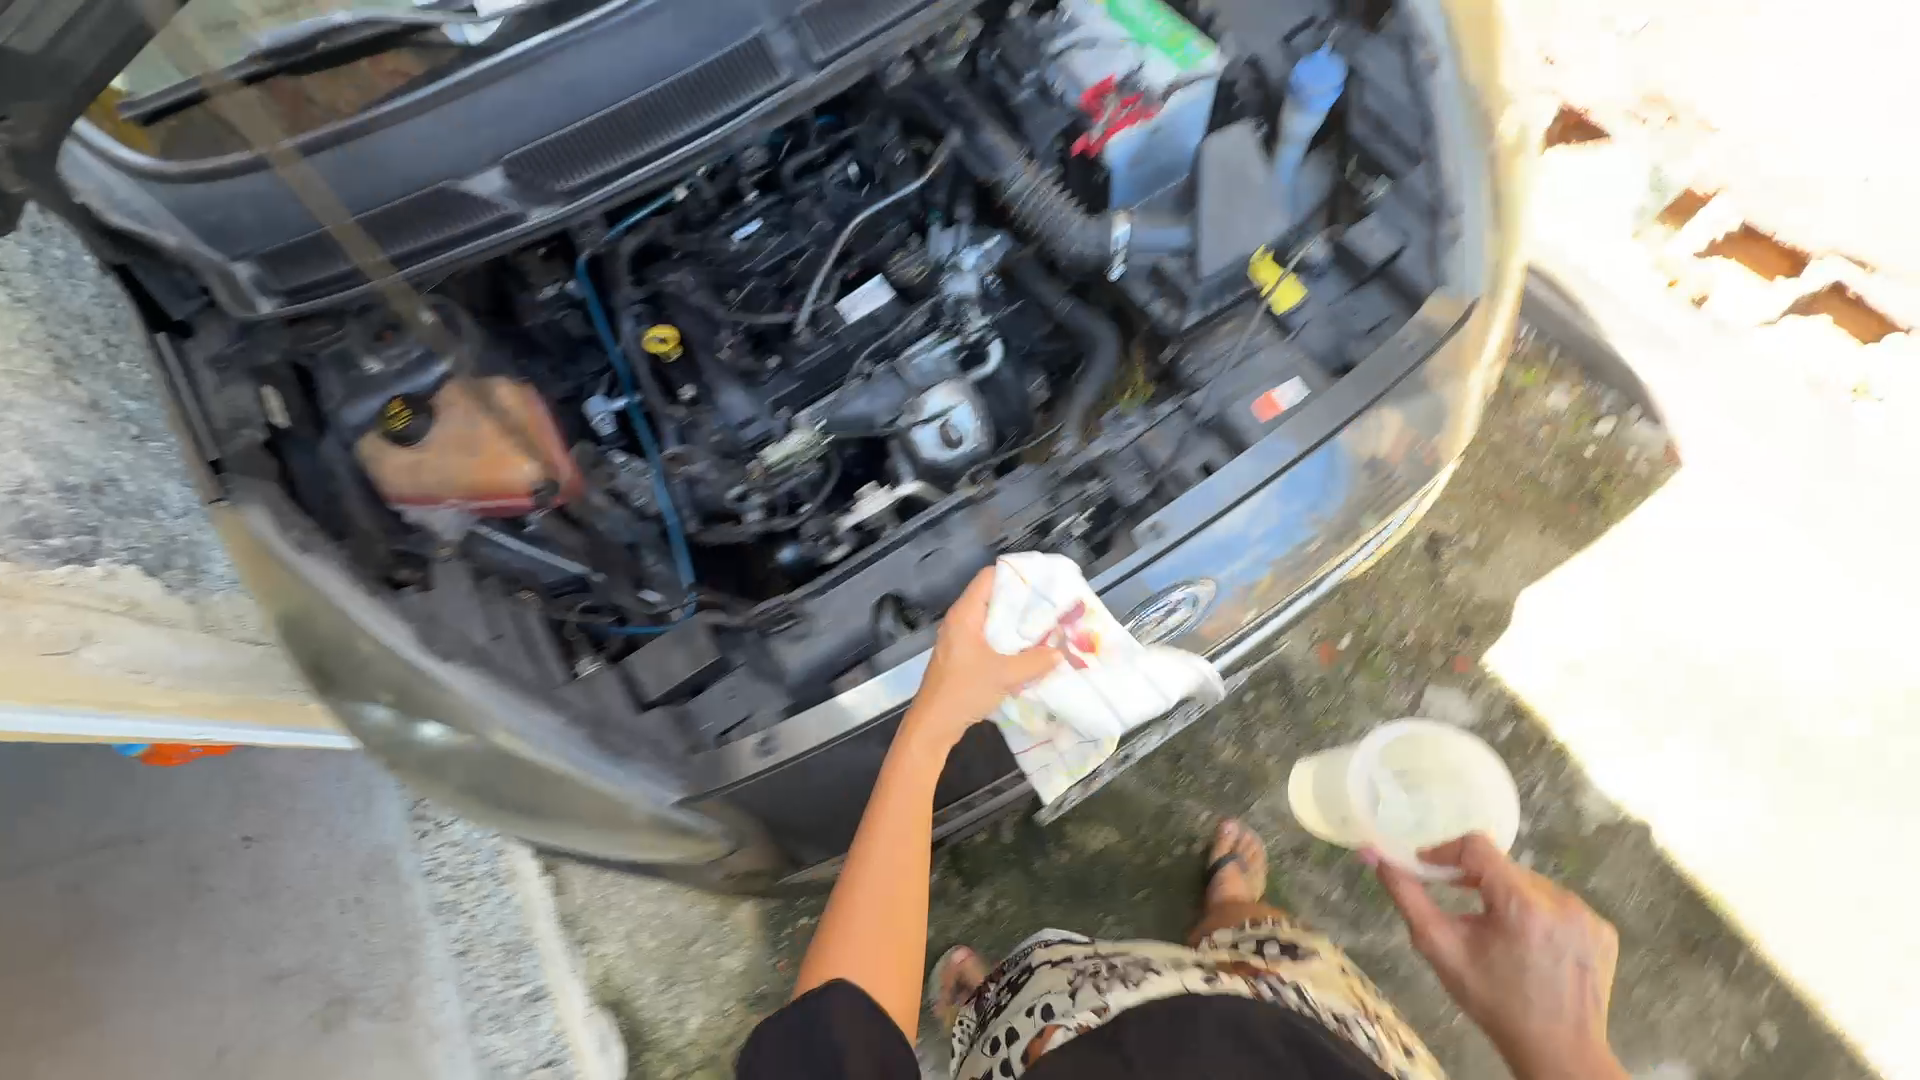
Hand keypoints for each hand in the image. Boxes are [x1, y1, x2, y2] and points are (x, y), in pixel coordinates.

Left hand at [904, 567, 1061, 751]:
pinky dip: (1005, 638)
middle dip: (1021, 600)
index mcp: (965, 614)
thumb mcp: (1004, 676)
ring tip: (1043, 625)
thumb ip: (1035, 662)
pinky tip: (1025, 649)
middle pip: (992, 596)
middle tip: (1050, 605)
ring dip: (1014, 622)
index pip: (988, 577)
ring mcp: (958, 638)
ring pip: (990, 618)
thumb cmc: (964, 691)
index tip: (1042, 581)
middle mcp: (959, 620)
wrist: (933, 723)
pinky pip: (986, 636)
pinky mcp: (961, 655)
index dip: (1015, 574)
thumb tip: (1059, 652)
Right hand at [1371, 834, 1624, 1079]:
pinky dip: (1531, 907)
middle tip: (1449, 894)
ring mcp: (1587, 916)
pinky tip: (1522, 936)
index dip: (1445, 851)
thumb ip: (1405, 893)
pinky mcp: (1602, 930)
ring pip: (1527, 881)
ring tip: (1486, 920)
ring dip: (1500, 890)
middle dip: (1471, 874)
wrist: (1557, 1052)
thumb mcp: (1438, 946)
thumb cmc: (1492, 999)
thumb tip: (1372, 852)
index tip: (1427, 868)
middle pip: (1501, 865)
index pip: (1477, 847)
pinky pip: (1554, 900)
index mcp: (1522, 905)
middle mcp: (1561, 902)